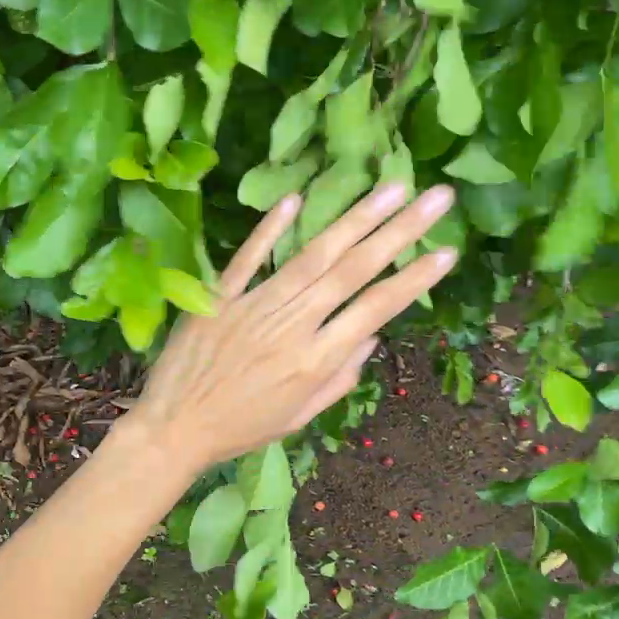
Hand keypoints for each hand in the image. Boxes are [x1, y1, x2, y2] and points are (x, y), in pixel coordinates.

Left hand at [128, 181, 456, 476]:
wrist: (171, 429)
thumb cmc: (237, 430)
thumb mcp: (297, 418)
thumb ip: (338, 380)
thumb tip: (370, 337)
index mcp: (314, 361)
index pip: (375, 310)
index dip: (414, 279)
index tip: (447, 250)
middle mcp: (289, 327)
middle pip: (351, 271)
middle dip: (398, 231)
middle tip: (436, 195)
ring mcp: (252, 308)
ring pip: (309, 257)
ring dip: (353, 220)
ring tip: (389, 187)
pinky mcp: (217, 300)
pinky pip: (247, 259)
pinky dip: (270, 230)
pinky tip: (296, 199)